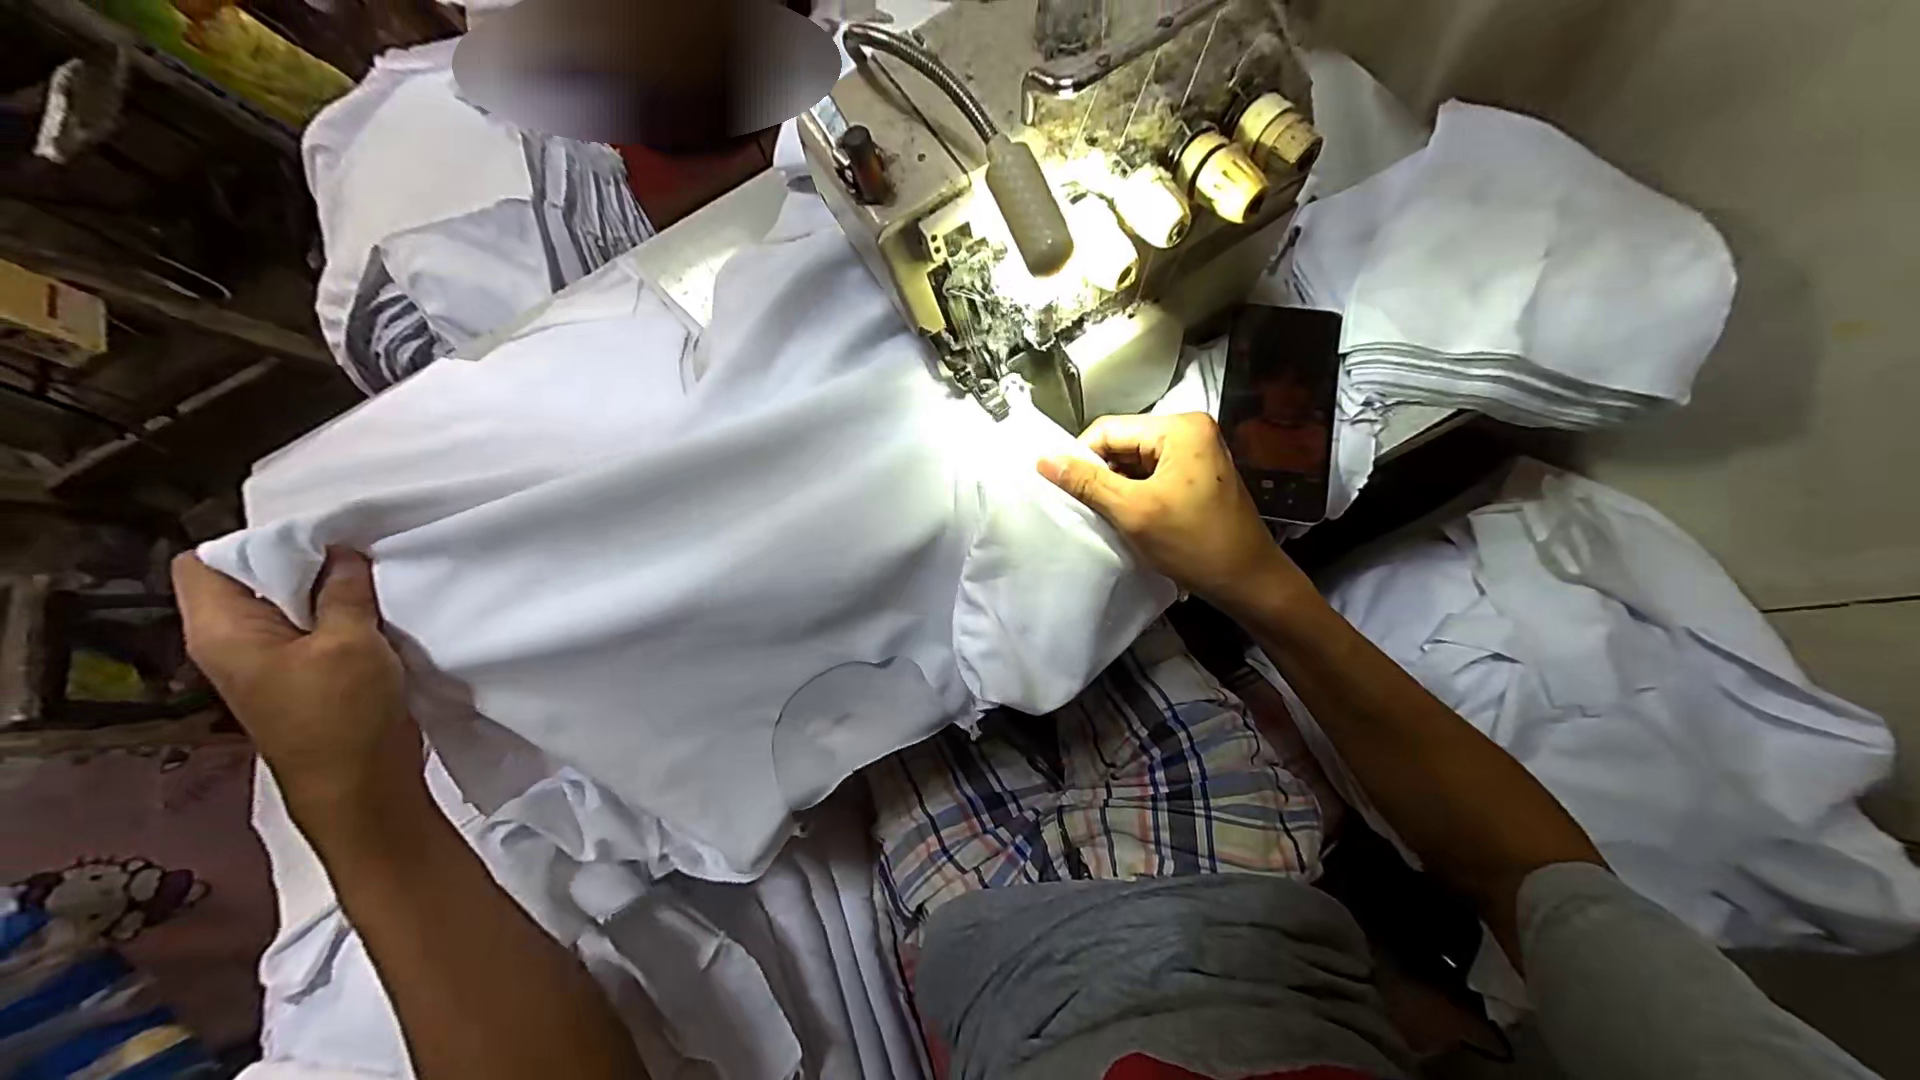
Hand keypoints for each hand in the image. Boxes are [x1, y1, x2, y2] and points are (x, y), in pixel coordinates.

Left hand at [173, 548, 424, 834]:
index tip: (318, 537)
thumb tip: (341, 552)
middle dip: (304, 560)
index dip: (257, 542)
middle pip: (253, 579)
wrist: (360, 780)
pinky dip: (344, 612)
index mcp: (223, 630)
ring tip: (373, 576)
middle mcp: (236, 641)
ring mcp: (272, 659)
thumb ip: (344, 592)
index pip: (209, 562)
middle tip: (356, 549)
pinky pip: (317, 627)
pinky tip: (379, 608)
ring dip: (329, 588)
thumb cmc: (342, 711)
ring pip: (291, 603)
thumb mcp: (350, 642)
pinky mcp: (307, 671)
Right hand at [1038, 412, 1311, 605]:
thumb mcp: (1133, 511)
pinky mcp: (1195, 475)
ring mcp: (1195, 453)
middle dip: (1100, 474)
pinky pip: (1149, 476)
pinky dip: (1133, 494)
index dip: (1081, 457)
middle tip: (1086, 506)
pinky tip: (1126, 517)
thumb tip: (1044, 459)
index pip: (1108, 429)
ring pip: (1132, 462)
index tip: (1065, 489)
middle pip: (1121, 444)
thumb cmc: (1196, 545)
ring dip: (1115, 487)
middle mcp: (1190, 431)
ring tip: (1106, 514)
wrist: (1247, 581)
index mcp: (1180, 428)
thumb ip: (1086, 482)